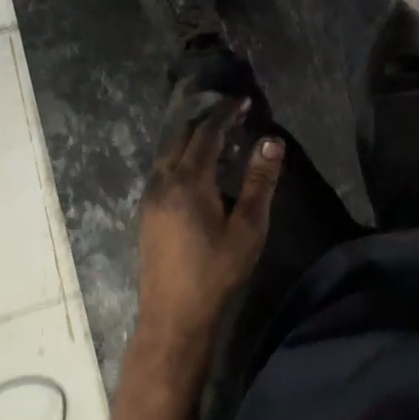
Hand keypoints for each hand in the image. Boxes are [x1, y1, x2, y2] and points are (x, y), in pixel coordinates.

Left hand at [134, 97, 282, 345]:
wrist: (173, 318)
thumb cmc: (216, 272)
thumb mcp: (248, 228)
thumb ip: (259, 181)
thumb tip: (272, 141)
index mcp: (187, 181)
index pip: (206, 133)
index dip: (225, 113)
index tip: (243, 101)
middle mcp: (163, 181)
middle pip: (180, 135)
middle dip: (205, 119)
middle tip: (232, 114)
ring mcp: (150, 197)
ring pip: (168, 152)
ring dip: (192, 138)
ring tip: (221, 140)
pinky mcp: (146, 213)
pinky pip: (163, 168)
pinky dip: (182, 156)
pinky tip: (201, 170)